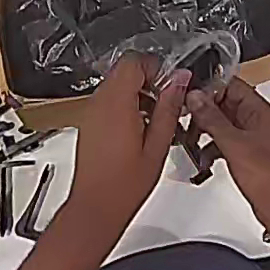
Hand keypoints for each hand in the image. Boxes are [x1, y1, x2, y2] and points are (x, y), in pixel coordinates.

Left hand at [64, 56, 188, 238]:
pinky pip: (109, 100)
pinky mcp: (89, 122)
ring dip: (139, 93)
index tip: (170, 85)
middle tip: (167, 102)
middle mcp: (99, 103)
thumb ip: (169, 107)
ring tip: (156, 119)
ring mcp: (91, 112)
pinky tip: (141, 128)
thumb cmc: (123, 185)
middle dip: (150, 80)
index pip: (134, 61)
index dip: (156, 68)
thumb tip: (179, 80)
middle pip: (125, 70)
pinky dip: (127, 104)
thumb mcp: (158, 143)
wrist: (95, 208)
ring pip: (118, 83)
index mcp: (116, 103)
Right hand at [185, 79, 269, 228]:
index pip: (230, 84)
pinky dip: (211, 147)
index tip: (189, 95)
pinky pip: (223, 141)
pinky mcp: (245, 152)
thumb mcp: (235, 143)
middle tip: (184, 118)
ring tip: (189, 139)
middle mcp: (254, 119)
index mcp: (257, 109)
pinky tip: (201, 157)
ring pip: (221, 122)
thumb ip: (213, 118)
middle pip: (223, 102)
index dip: (208, 87)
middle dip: (202, 110)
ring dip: (204, 129)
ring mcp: (250, 136)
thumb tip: (196, 97)